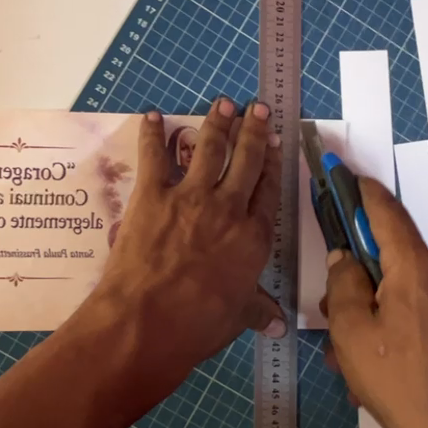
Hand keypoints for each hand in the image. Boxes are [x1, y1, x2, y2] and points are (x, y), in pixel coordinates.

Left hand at [86, 98, 286, 392]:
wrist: (147, 321)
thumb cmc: (199, 324)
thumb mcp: (237, 317)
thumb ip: (258, 310)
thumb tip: (280, 325)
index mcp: (253, 236)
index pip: (269, 189)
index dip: (273, 161)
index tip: (276, 141)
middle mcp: (227, 207)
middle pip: (246, 160)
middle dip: (254, 130)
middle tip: (257, 107)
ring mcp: (189, 197)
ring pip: (209, 148)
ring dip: (217, 122)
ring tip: (223, 103)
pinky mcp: (152, 195)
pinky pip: (154, 157)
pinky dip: (152, 134)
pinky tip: (153, 116)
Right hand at [324, 180, 427, 427]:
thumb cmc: (399, 382)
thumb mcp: (352, 331)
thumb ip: (343, 285)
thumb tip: (345, 259)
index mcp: (415, 269)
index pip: (386, 212)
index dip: (361, 190)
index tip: (344, 171)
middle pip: (390, 259)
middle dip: (355, 276)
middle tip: (329, 311)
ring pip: (398, 296)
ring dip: (368, 316)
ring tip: (346, 359)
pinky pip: (414, 321)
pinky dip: (388, 334)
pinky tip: (371, 375)